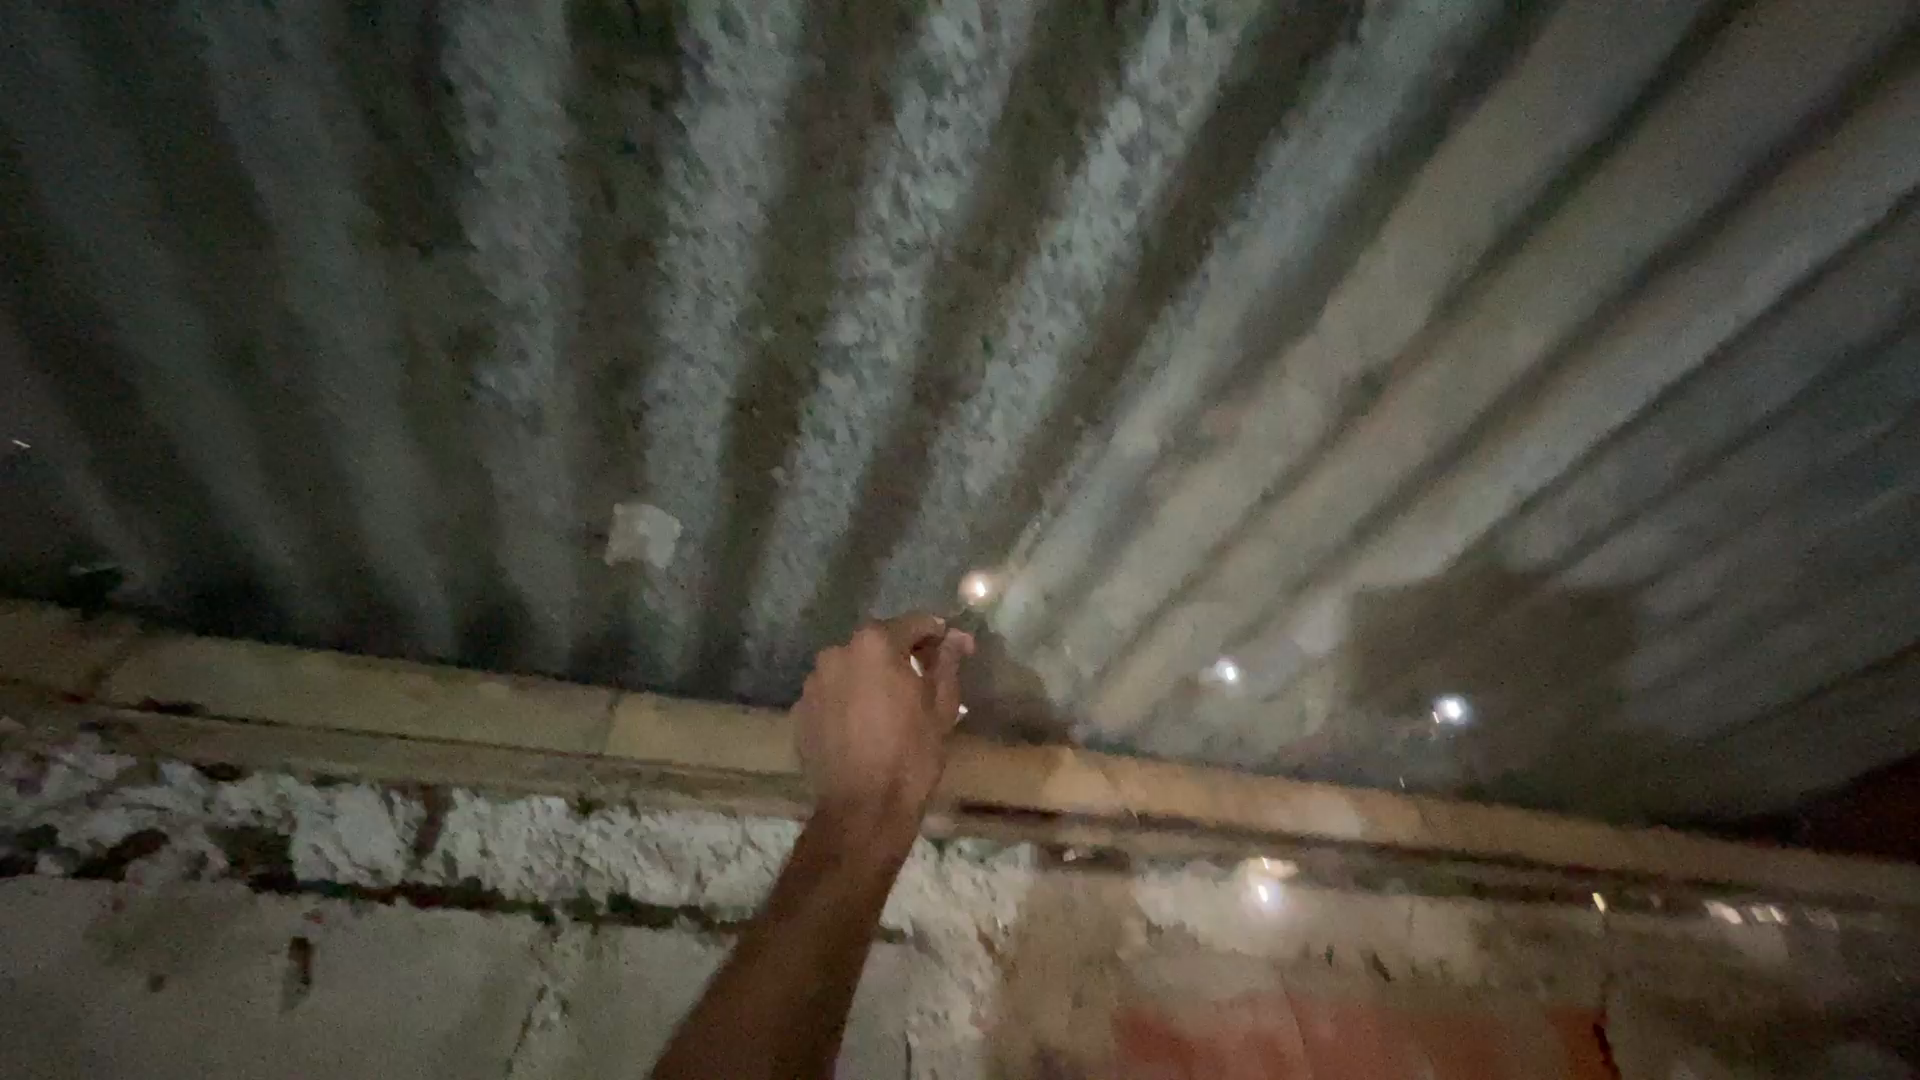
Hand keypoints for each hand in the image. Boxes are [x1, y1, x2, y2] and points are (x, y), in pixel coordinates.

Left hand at [793, 613, 974, 822]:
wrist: (863, 809)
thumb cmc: (911, 754)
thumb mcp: (942, 706)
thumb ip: (948, 662)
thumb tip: (957, 637)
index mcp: (875, 643)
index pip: (915, 624)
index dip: (938, 636)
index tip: (952, 652)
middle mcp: (838, 652)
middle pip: (879, 642)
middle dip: (902, 654)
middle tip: (923, 681)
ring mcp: (814, 681)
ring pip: (853, 667)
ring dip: (871, 676)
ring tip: (889, 707)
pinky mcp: (800, 710)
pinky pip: (833, 693)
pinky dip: (849, 699)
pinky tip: (863, 726)